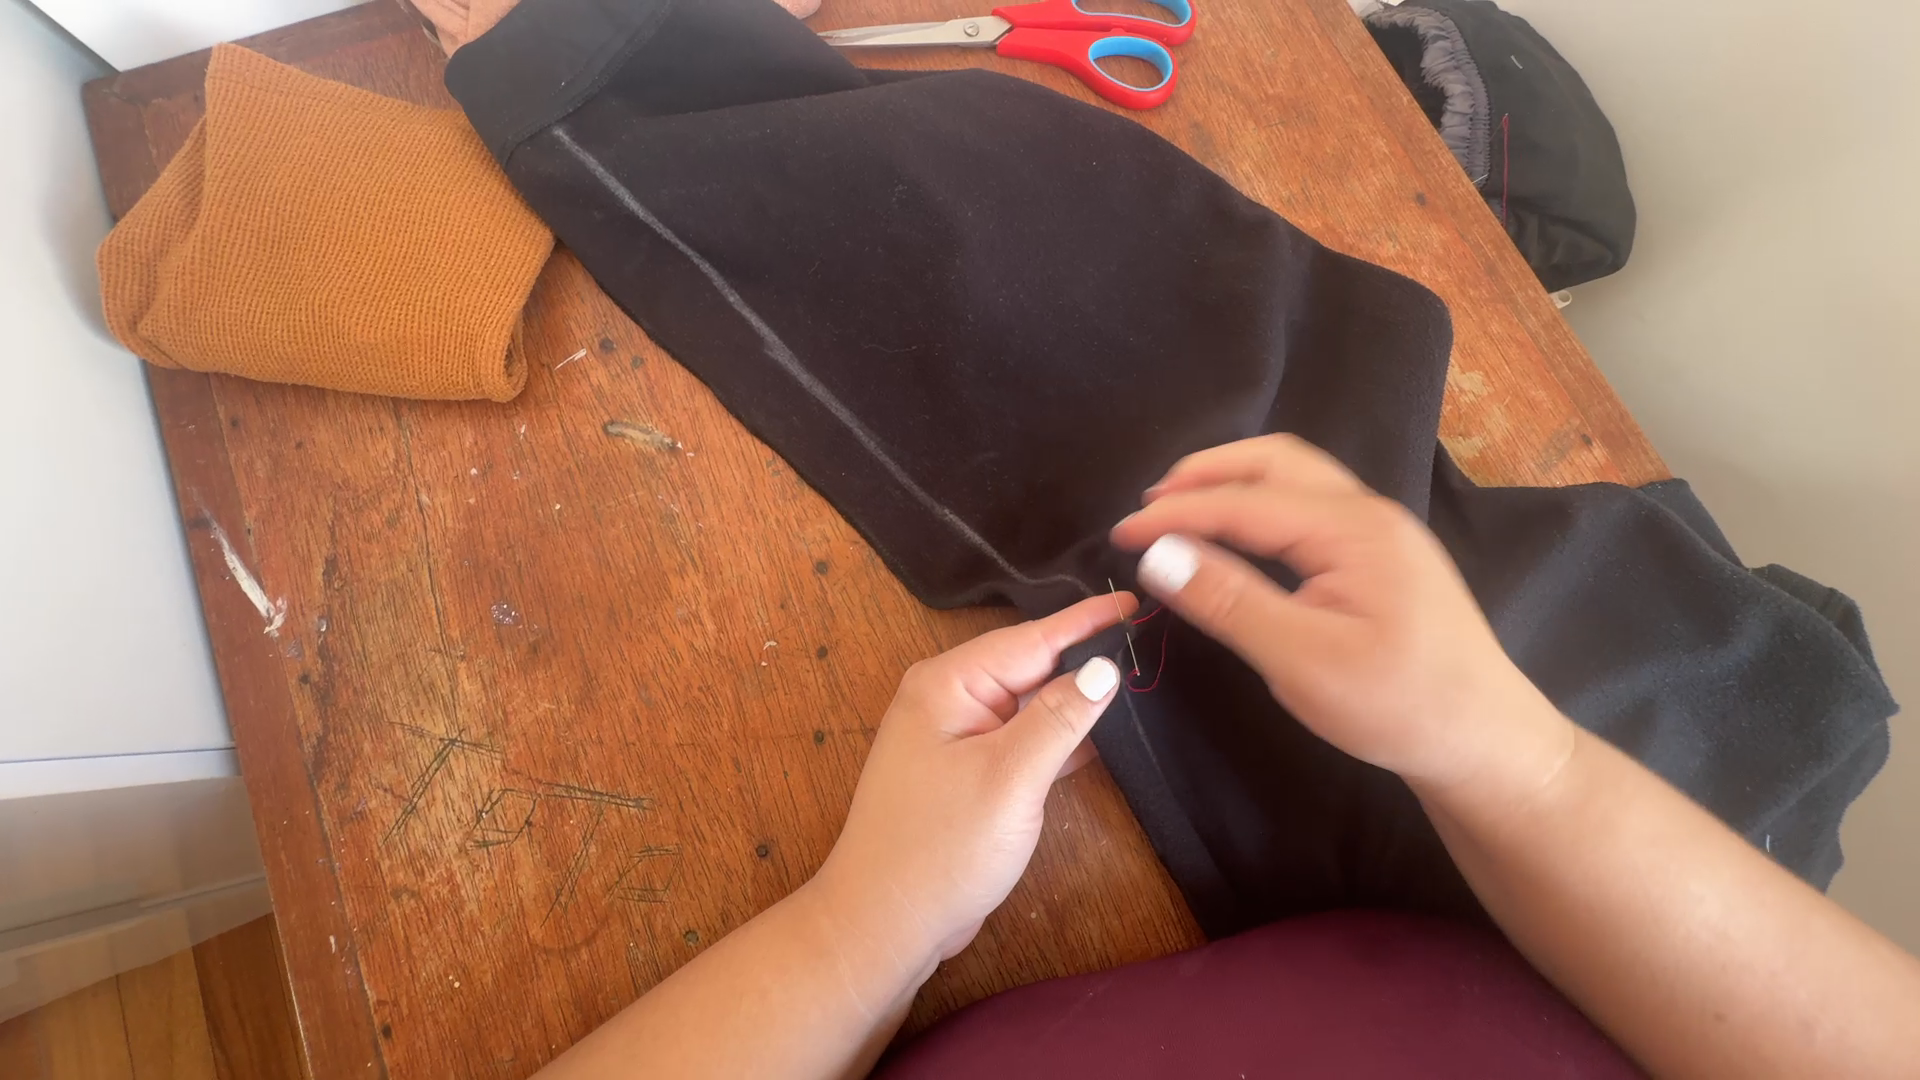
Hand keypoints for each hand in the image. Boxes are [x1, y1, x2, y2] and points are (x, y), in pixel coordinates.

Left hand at [814, 596, 1129, 964]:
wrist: (885, 923)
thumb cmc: (940, 848)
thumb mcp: (1008, 779)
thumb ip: (1058, 719)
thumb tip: (1104, 666)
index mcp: (948, 683)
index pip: (1030, 639)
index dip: (1086, 621)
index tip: (1136, 601)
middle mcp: (951, 696)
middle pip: (1030, 666)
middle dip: (1084, 656)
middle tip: (1147, 640)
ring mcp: (960, 732)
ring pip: (1029, 703)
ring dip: (1074, 699)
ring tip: (1136, 677)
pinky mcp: (972, 767)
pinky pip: (1023, 736)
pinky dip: (1059, 736)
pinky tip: (1102, 732)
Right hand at [1109, 434, 1572, 794]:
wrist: (1486, 742)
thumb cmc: (1397, 706)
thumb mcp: (1302, 660)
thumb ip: (1228, 600)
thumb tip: (1156, 554)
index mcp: (1352, 530)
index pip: (1244, 503)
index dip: (1175, 514)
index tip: (1122, 534)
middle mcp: (1366, 512)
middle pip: (1274, 461)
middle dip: (1205, 473)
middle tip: (1150, 504)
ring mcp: (1376, 529)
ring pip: (1292, 475)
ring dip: (1231, 480)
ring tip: (1180, 507)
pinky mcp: (1376, 551)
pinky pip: (1305, 501)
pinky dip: (1256, 501)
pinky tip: (1236, 529)